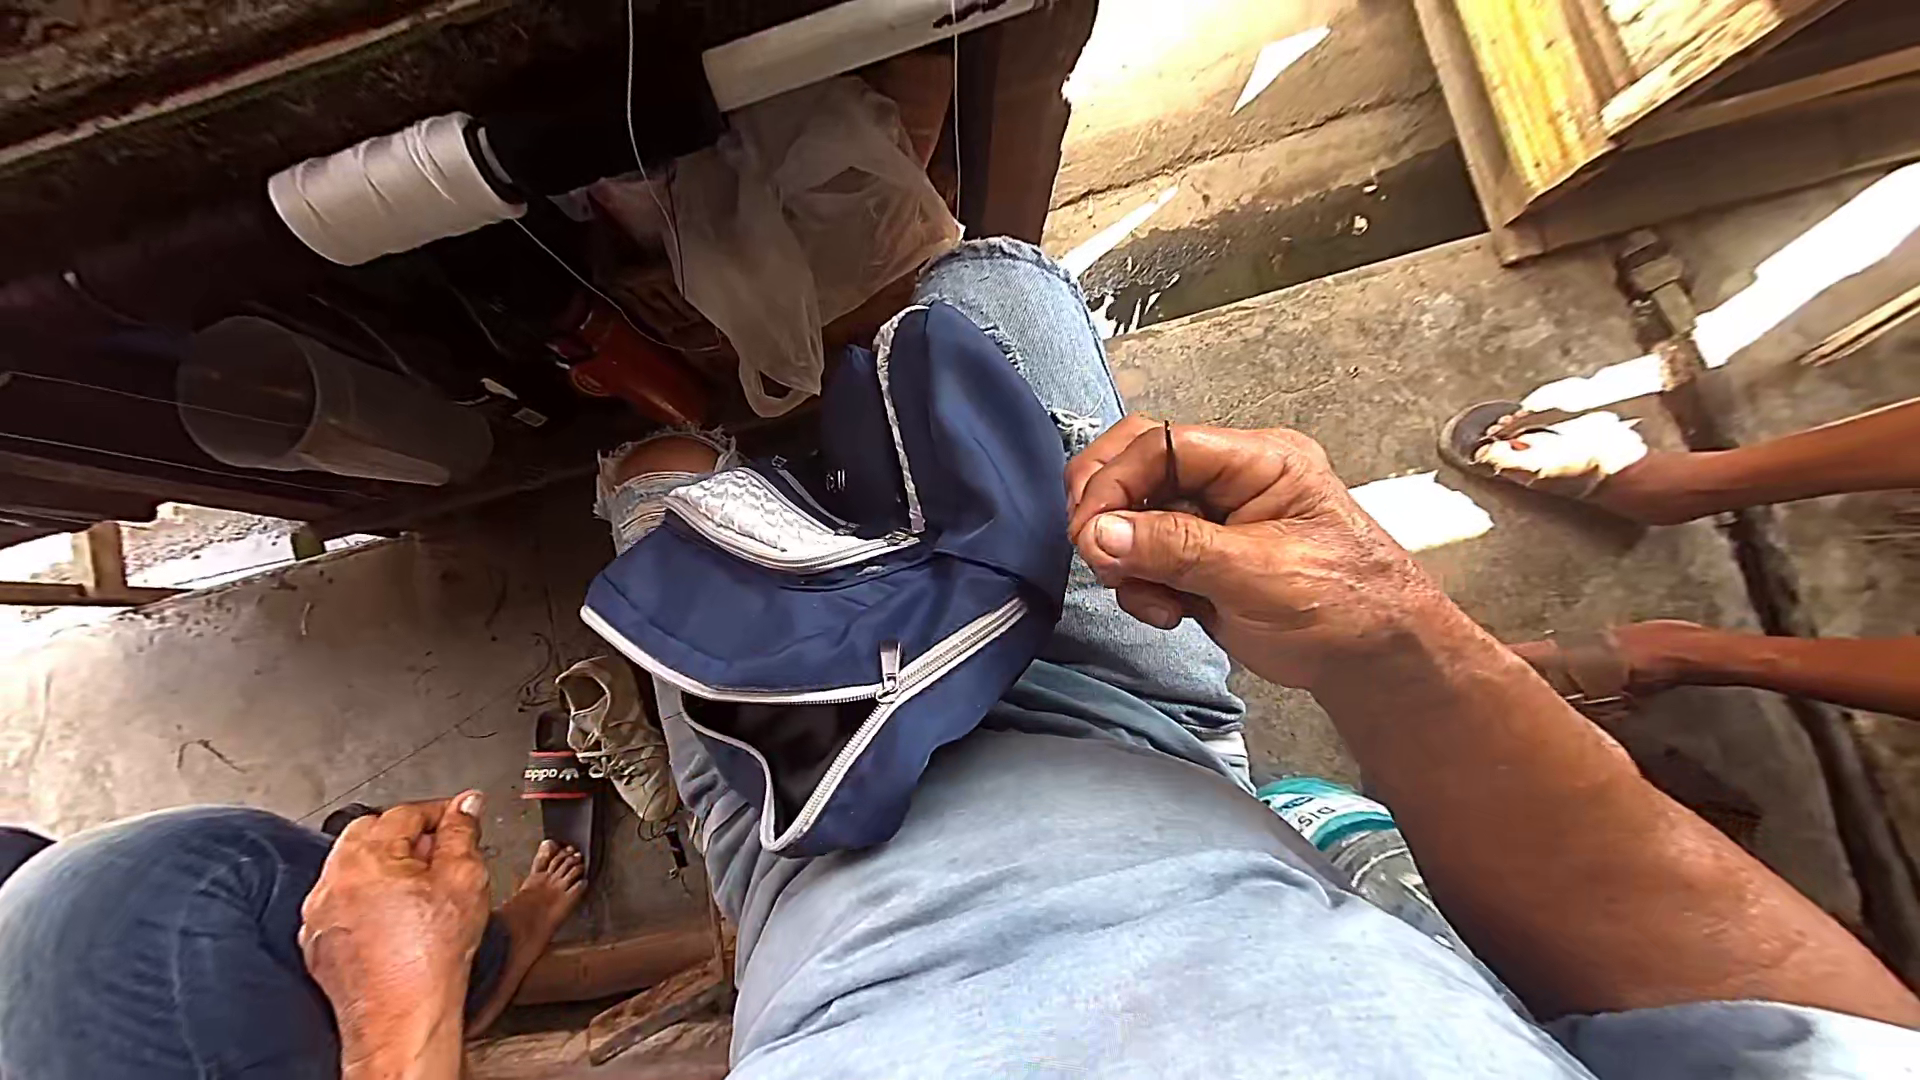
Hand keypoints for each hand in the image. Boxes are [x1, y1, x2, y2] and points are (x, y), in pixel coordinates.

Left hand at [300, 793, 491, 1075]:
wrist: (405, 1013)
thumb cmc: (433, 950)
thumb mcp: (465, 874)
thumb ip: (462, 832)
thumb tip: (466, 804)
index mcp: (364, 863)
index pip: (403, 813)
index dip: (441, 810)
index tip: (465, 815)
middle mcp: (331, 887)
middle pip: (368, 832)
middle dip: (409, 830)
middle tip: (446, 844)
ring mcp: (319, 917)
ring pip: (354, 863)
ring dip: (391, 858)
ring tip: (430, 876)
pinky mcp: (320, 941)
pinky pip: (346, 894)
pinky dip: (374, 887)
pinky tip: (408, 904)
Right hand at [1066, 416, 1455, 689]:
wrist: (1369, 663)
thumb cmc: (1343, 607)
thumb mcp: (1258, 574)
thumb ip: (1175, 549)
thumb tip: (1096, 532)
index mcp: (1255, 460)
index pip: (1160, 445)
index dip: (1113, 481)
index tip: (1086, 531)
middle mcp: (1224, 479)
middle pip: (1134, 465)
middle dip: (1105, 508)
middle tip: (1094, 552)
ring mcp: (1204, 518)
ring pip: (1127, 515)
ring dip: (1122, 558)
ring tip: (1151, 598)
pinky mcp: (1190, 556)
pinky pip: (1138, 556)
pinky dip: (1136, 585)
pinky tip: (1166, 611)